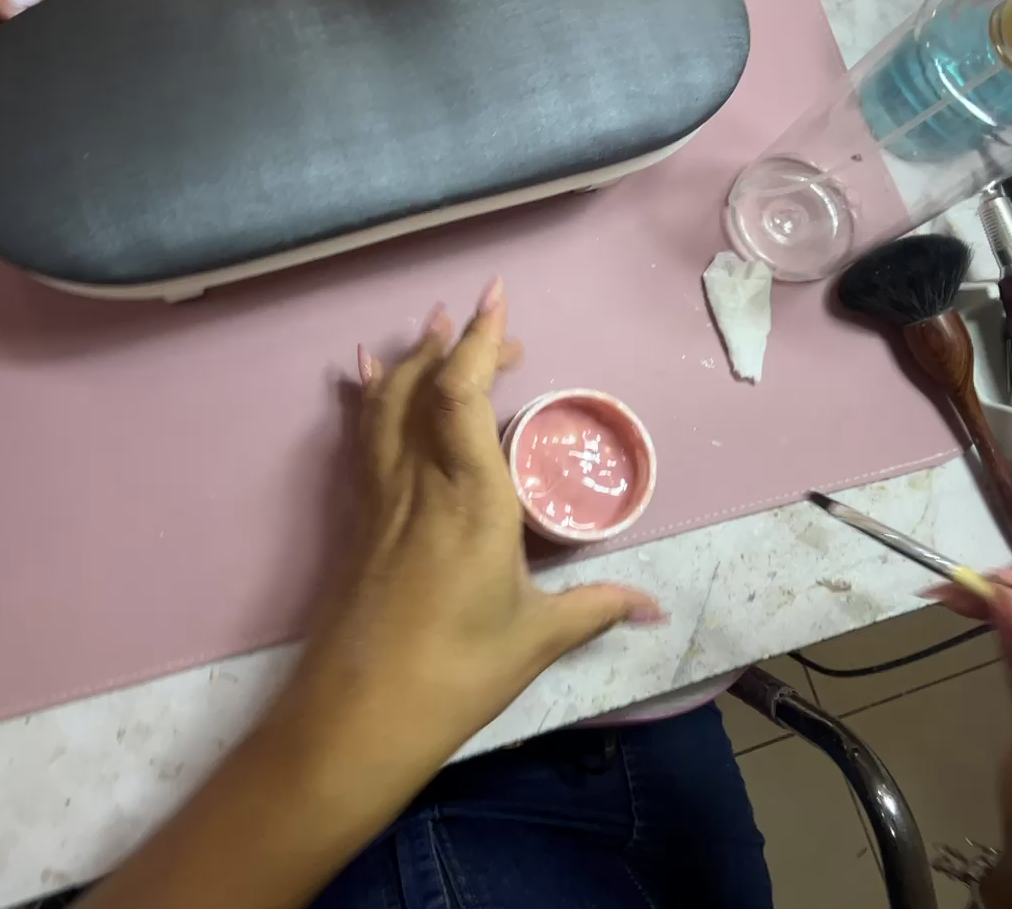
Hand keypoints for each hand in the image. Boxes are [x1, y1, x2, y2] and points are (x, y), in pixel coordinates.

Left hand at [274, 278, 662, 771]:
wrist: (357, 714)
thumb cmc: (455, 674)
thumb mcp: (535, 638)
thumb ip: (596, 609)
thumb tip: (655, 607)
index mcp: (470, 499)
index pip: (464, 394)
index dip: (480, 339)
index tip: (496, 296)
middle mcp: (417, 480)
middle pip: (424, 386)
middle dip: (460, 346)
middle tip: (503, 340)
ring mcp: (378, 493)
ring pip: (385, 402)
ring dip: (412, 358)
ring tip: (436, 332)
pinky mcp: (355, 513)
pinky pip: (359, 435)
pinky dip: (365, 394)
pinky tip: (361, 374)